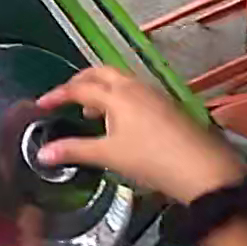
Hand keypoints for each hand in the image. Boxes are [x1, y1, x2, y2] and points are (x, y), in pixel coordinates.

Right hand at [35, 67, 246, 202]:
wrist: (205, 172)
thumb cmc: (152, 159)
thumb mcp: (107, 155)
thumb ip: (72, 151)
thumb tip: (42, 154)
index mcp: (117, 96)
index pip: (79, 88)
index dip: (57, 95)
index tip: (41, 105)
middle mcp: (136, 88)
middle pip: (101, 73)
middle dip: (79, 81)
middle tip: (64, 95)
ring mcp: (155, 96)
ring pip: (120, 81)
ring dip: (100, 88)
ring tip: (88, 110)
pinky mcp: (168, 107)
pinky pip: (135, 91)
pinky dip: (117, 97)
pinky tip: (116, 120)